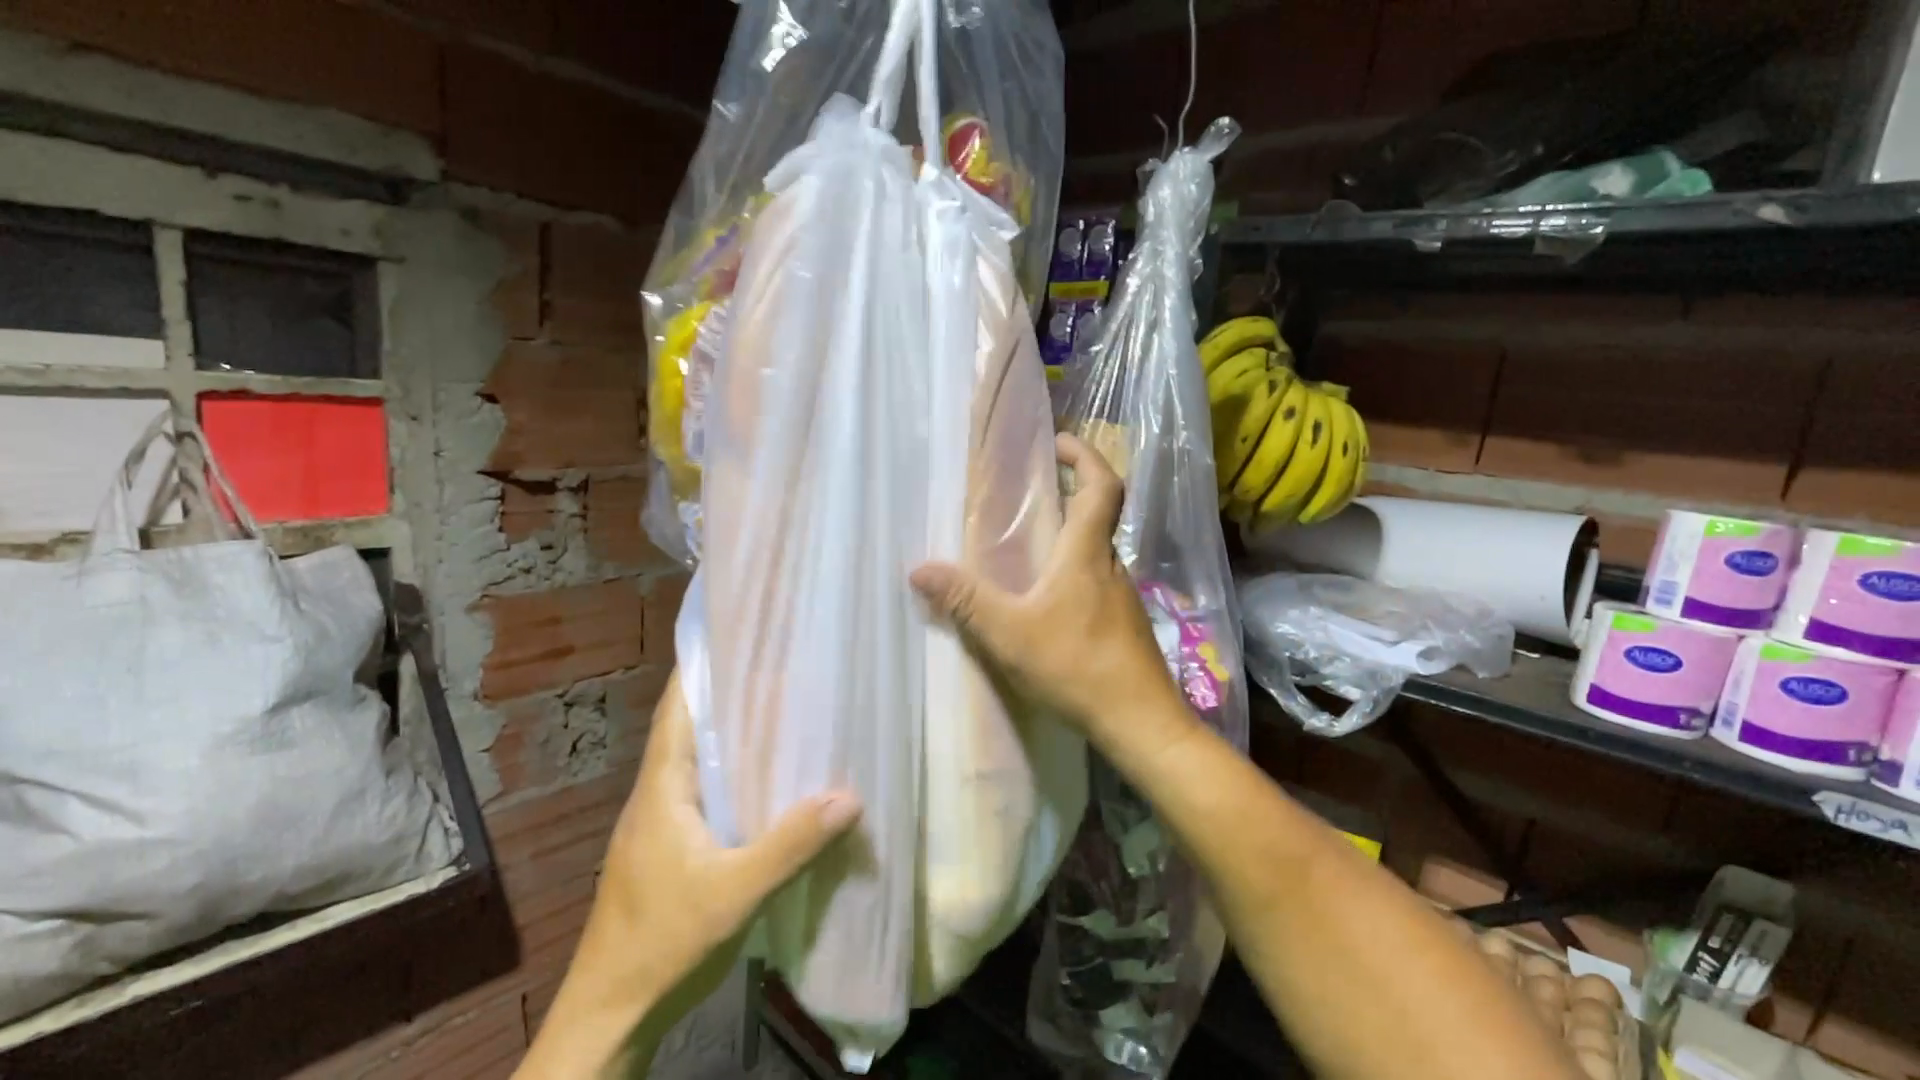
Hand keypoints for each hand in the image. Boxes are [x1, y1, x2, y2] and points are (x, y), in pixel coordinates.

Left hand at [519, 673, 859, 1075]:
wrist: (612, 1010)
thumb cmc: (663, 941)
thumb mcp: (735, 892)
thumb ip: (791, 843)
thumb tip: (850, 794)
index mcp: (662, 787)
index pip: (678, 707)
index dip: (704, 665)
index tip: (742, 630)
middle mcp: (658, 795)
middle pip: (692, 727)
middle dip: (733, 693)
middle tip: (787, 664)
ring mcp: (662, 825)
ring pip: (701, 762)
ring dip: (736, 735)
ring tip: (789, 711)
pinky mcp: (672, 851)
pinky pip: (708, 794)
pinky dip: (737, 776)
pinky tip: (774, 785)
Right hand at [910, 433, 1188, 744]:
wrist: (1141, 722)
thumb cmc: (1078, 667)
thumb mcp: (1010, 634)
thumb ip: (966, 601)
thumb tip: (919, 569)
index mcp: (1087, 554)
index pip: (1101, 487)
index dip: (1086, 456)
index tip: (1061, 442)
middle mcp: (1111, 567)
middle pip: (1100, 517)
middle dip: (1073, 494)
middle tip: (1034, 492)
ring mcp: (1123, 599)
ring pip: (1097, 554)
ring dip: (1072, 539)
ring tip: (1030, 550)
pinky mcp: (1125, 627)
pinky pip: (1097, 585)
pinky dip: (1075, 576)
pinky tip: (1049, 605)